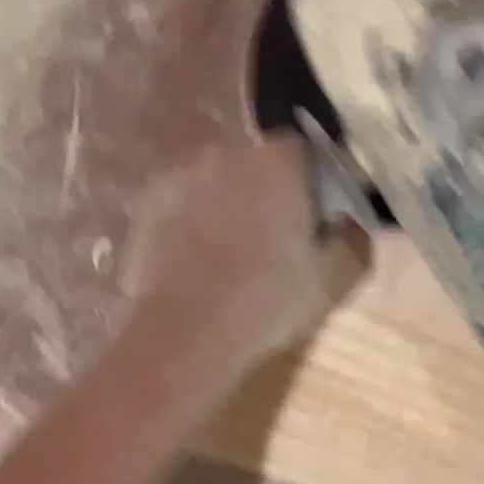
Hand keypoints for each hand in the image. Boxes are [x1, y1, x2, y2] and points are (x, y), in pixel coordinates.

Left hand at [122, 133, 371, 367]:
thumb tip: (337, 221)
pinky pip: (179, 206)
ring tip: (223, 255)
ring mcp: (182, 175)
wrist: (185, 330)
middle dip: (261, 193)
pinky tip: (190, 262)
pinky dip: (187, 224)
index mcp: (280, 163)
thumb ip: (332, 239)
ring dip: (221, 207)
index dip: (306, 182)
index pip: (303, 152)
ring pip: (212, 184)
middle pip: (252, 164)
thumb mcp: (319, 280)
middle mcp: (229, 154)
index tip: (308, 214)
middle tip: (266, 238)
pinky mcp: (147, 203)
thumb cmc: (263, 303)